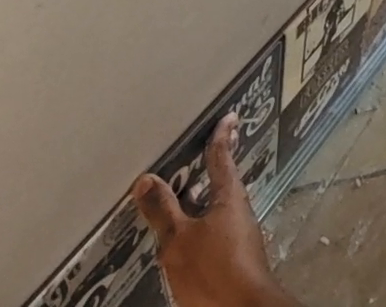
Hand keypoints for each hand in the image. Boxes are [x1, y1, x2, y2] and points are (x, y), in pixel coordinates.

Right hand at [133, 114, 302, 306]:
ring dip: (202, 200)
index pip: (222, 158)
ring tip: (182, 195)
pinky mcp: (235, 257)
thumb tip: (146, 178)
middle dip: (210, 170)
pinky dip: (201, 223)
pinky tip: (185, 236)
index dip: (222, 137)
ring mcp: (239, 235)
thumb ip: (163, 211)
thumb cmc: (214, 269)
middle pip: (222, 182)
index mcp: (229, 197)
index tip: (230, 116)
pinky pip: (216, 228)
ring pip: (218, 208)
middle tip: (198, 154)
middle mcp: (238, 211)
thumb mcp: (179, 241)